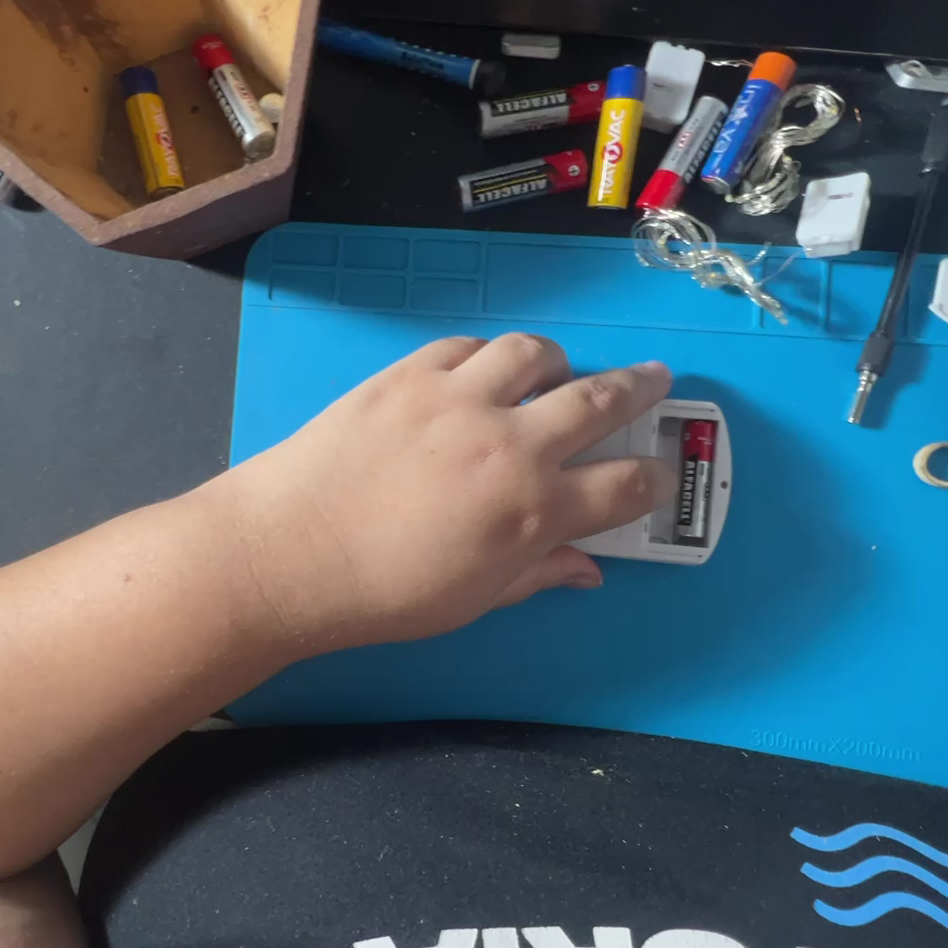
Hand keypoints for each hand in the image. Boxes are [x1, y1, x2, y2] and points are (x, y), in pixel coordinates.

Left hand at [211, 333, 676, 650]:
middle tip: (655, 378)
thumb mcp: (473, 600)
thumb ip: (538, 574)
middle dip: (638, 389)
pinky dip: (483, 357)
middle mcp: (508, 444)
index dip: (653, 478)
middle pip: (598, 401)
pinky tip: (478, 373)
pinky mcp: (408, 375)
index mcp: (532, 511)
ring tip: (556, 372)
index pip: (624, 486)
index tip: (657, 472)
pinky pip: (464, 347)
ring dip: (556, 362)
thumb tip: (587, 569)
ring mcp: (457, 400)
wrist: (289, 553)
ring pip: (531, 354)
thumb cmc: (382, 594)